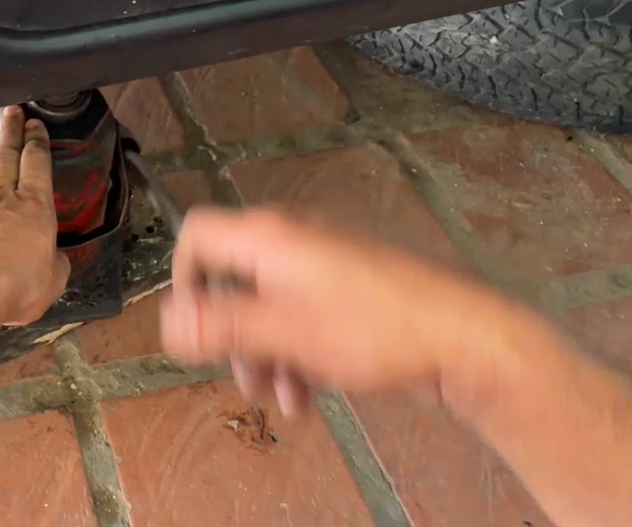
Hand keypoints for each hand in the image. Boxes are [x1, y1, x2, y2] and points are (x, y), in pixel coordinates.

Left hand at [0, 106, 70, 328]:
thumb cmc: (20, 286)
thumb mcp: (53, 281)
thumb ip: (55, 264)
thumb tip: (54, 259)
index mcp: (34, 207)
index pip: (37, 164)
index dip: (37, 141)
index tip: (35, 123)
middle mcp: (3, 200)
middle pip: (7, 158)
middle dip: (11, 133)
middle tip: (12, 111)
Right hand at [161, 207, 530, 415]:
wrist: (465, 338)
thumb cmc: (368, 330)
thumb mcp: (283, 333)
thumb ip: (219, 326)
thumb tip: (166, 323)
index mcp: (265, 236)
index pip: (197, 235)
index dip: (183, 277)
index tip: (192, 325)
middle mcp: (287, 238)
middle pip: (232, 277)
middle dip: (231, 331)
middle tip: (241, 376)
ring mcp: (319, 260)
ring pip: (266, 302)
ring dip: (262, 350)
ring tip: (280, 397)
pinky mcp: (346, 285)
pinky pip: (299, 311)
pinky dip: (293, 348)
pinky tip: (308, 394)